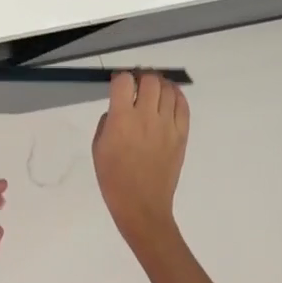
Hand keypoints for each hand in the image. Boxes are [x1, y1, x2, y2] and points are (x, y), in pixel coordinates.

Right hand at [93, 71, 190, 242]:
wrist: (142, 205)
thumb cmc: (113, 177)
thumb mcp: (98, 146)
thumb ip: (108, 121)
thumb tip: (119, 109)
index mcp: (122, 119)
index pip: (124, 81)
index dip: (120, 78)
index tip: (118, 83)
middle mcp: (147, 117)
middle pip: (150, 81)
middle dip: (141, 77)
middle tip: (137, 83)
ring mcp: (168, 126)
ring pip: (168, 90)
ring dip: (159, 84)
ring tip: (153, 88)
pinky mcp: (182, 136)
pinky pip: (183, 107)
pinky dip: (177, 96)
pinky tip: (170, 96)